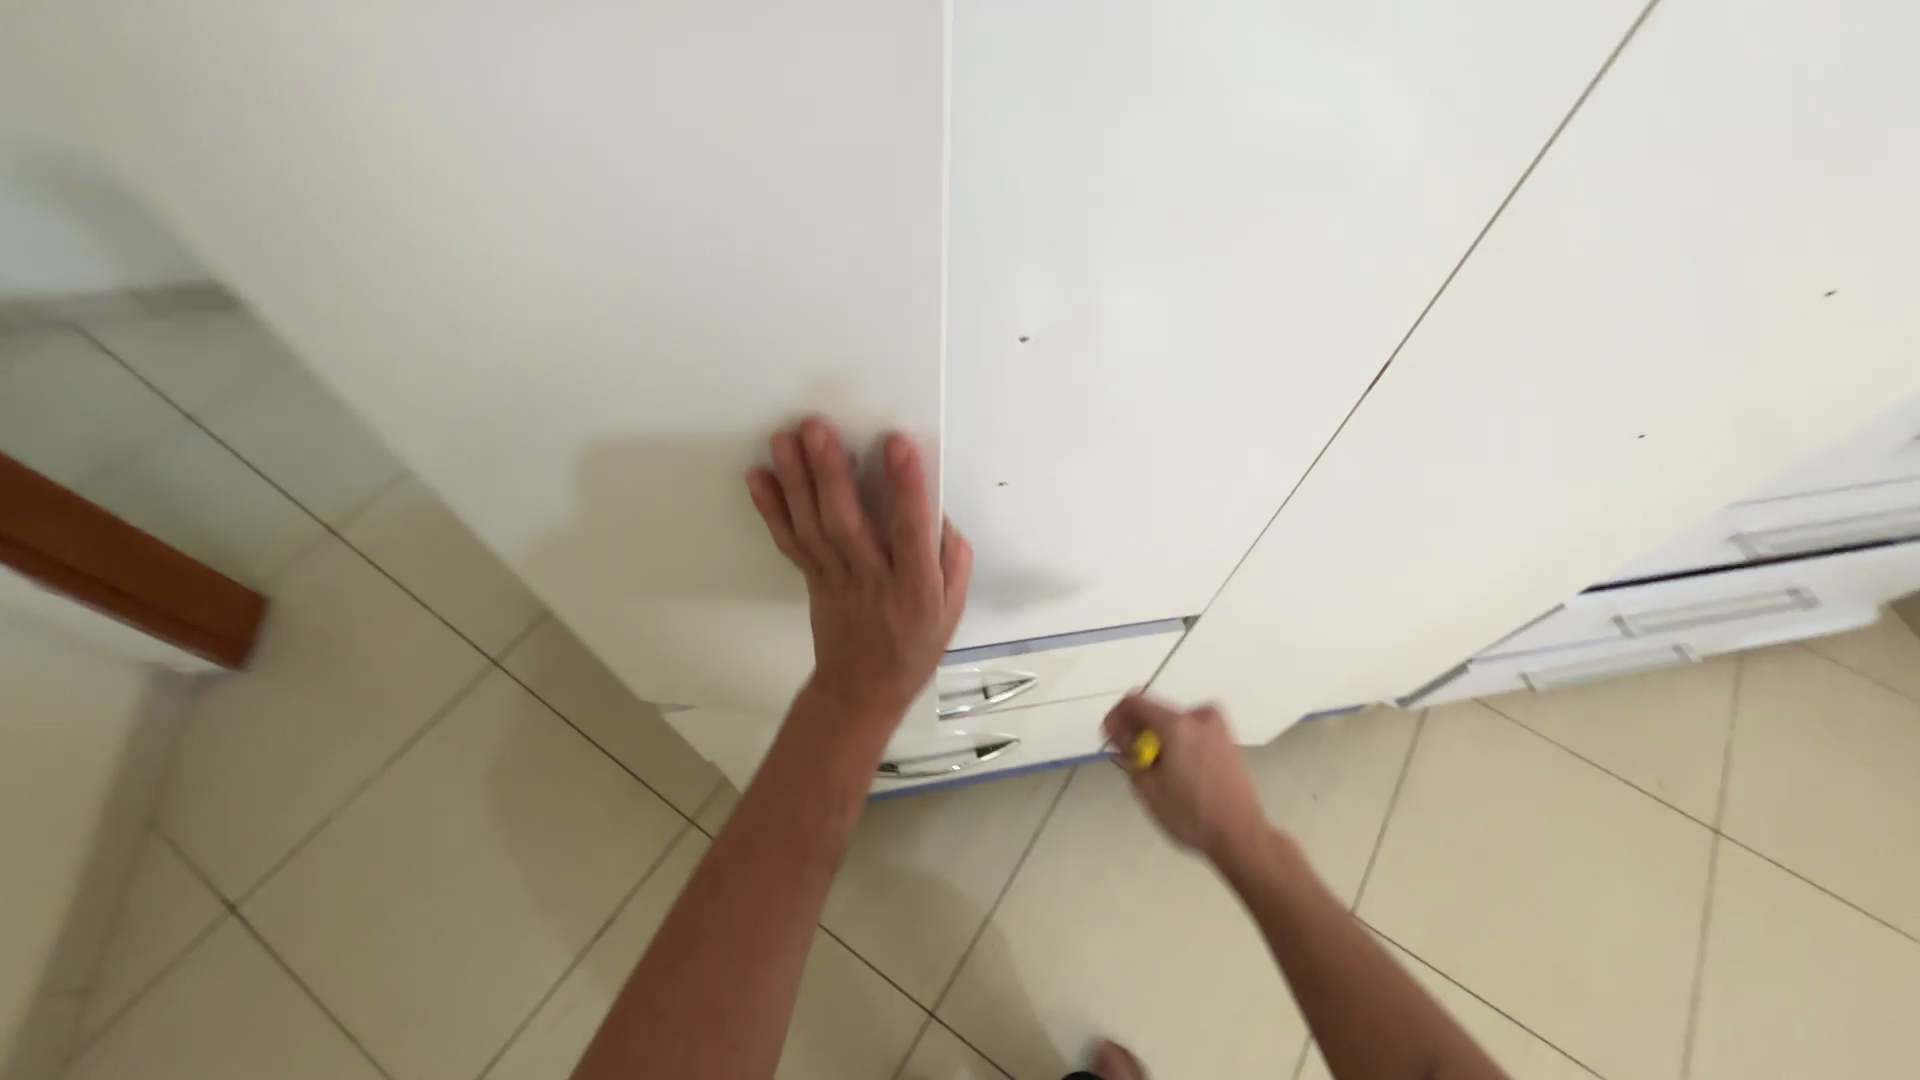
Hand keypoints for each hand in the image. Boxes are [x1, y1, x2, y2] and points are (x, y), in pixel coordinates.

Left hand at [747, 416, 972, 723]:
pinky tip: (758, 477)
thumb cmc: (915, 645)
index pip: (911, 532)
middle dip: (830, 474)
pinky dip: (771, 510)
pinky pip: (790, 543)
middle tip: (816, 429)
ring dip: (796, 481)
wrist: (863, 689)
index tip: (897, 444)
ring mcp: (835, 579)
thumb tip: (936, 510)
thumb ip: (951, 556)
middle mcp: (872, 579)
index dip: (906, 488)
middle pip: (846, 523)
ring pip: (813, 528)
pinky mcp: (812, 580)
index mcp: (915, 587)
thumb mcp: (952, 607)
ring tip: (784, 438)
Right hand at [1104, 694, 1267, 861]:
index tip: (1110, 738)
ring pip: (1174, 720)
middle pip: (1155, 710)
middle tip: (1128, 755)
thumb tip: (1121, 734)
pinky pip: (1191, 730)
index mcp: (1176, 723)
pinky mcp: (1227, 739)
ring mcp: (1217, 726)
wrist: (1240, 834)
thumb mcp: (1147, 787)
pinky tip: (1174, 767)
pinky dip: (1177, 740)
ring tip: (1152, 766)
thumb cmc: (1190, 813)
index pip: (1134, 702)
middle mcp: (1198, 716)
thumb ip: (1129, 752)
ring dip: (1157, 735)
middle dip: (1137, 728)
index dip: (1116, 717)